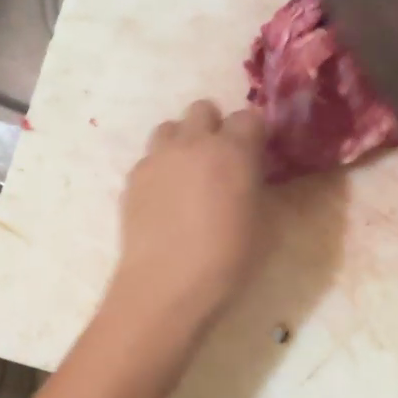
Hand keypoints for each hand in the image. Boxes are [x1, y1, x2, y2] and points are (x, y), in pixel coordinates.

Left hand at [105, 101, 269, 326]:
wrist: (165, 287)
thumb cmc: (226, 262)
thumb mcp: (265, 228)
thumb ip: (261, 190)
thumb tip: (256, 178)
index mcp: (234, 151)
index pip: (249, 117)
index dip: (253, 135)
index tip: (255, 156)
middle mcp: (193, 143)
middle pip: (203, 109)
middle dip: (214, 128)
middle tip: (219, 162)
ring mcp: (157, 158)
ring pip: (170, 128)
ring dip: (182, 142)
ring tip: (187, 175)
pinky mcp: (132, 179)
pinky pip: (149, 159)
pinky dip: (159, 169)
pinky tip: (164, 200)